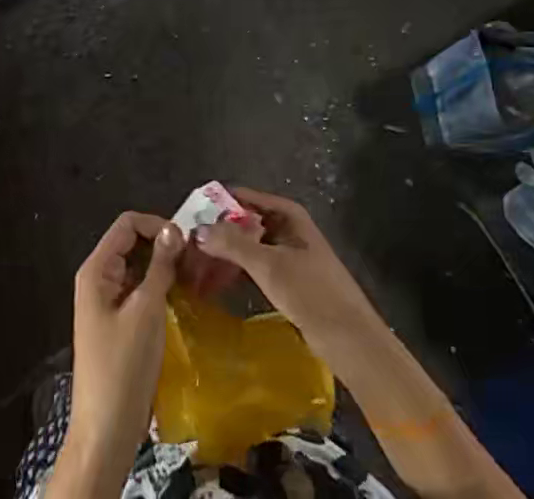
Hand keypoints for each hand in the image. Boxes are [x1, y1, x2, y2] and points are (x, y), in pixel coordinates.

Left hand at [57, 213, 182, 491]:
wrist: (107, 426)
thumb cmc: (123, 365)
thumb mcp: (146, 310)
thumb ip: (160, 266)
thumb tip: (174, 228)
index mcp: (96, 270)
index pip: (127, 224)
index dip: (157, 225)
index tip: (187, 242)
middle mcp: (100, 277)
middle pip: (133, 242)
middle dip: (164, 244)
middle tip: (198, 257)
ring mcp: (110, 299)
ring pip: (140, 265)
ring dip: (166, 265)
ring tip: (197, 273)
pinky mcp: (121, 319)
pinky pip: (142, 288)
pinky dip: (162, 285)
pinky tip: (186, 293)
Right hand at [190, 187, 382, 355]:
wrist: (348, 336)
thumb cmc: (310, 291)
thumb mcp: (268, 265)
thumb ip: (232, 244)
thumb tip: (198, 230)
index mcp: (288, 214)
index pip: (245, 197)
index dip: (217, 204)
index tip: (188, 216)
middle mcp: (288, 228)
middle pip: (246, 221)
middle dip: (218, 231)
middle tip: (186, 245)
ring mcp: (288, 253)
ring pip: (249, 244)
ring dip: (226, 252)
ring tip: (194, 263)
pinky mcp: (287, 278)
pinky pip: (255, 264)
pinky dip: (237, 269)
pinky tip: (216, 281)